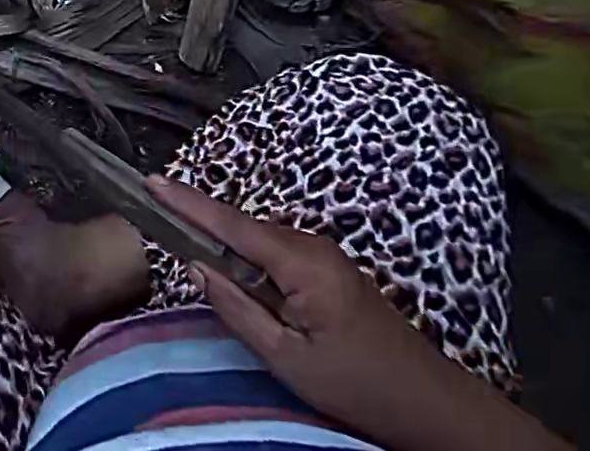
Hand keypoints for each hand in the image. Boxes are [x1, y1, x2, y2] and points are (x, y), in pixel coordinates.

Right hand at [148, 177, 571, 450]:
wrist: (438, 408)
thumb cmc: (361, 388)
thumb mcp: (289, 360)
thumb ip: (236, 308)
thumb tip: (194, 265)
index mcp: (302, 264)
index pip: (230, 224)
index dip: (186, 201)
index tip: (151, 180)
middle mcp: (311, 245)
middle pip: (240, 226)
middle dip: (198, 217)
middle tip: (155, 210)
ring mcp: (322, 253)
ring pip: (256, 239)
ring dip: (221, 239)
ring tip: (182, 235)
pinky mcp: (327, 265)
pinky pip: (272, 250)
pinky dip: (244, 253)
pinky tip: (230, 268)